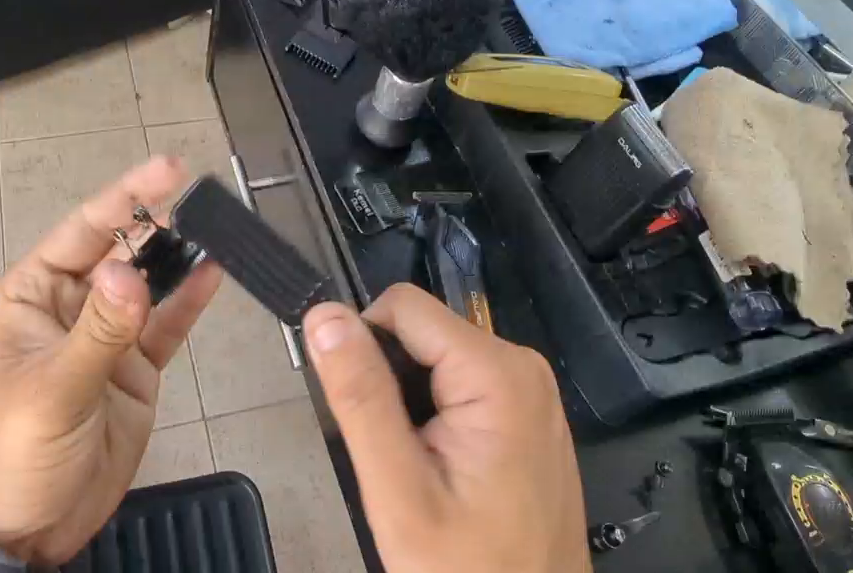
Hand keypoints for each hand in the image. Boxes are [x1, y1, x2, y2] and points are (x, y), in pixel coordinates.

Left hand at [0, 156, 224, 564]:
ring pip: (148, 283)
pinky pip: (165, 324)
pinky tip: (212, 273)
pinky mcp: (134, 368)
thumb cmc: (10, 454)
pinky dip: (187, 300)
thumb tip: (131, 271)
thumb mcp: (51, 391)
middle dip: (159, 222)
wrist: (21, 533)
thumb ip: (98, 331)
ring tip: (218, 228)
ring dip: (178, 257)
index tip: (169, 169)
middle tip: (205, 198)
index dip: (126, 197)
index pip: (84, 230)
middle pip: (121, 250)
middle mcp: (71, 304)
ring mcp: (106, 336)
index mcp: (33, 295)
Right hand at [302, 285, 588, 572]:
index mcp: (496, 370)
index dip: (365, 347)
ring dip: (410, 399)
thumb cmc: (467, 571)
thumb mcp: (398, 489)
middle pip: (419, 329)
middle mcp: (521, 364)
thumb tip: (324, 315)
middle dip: (389, 379)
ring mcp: (528, 388)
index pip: (401, 306)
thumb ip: (360, 395)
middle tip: (390, 453)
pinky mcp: (525, 410)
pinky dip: (434, 412)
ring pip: (433, 355)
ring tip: (416, 465)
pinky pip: (459, 381)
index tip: (363, 412)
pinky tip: (441, 466)